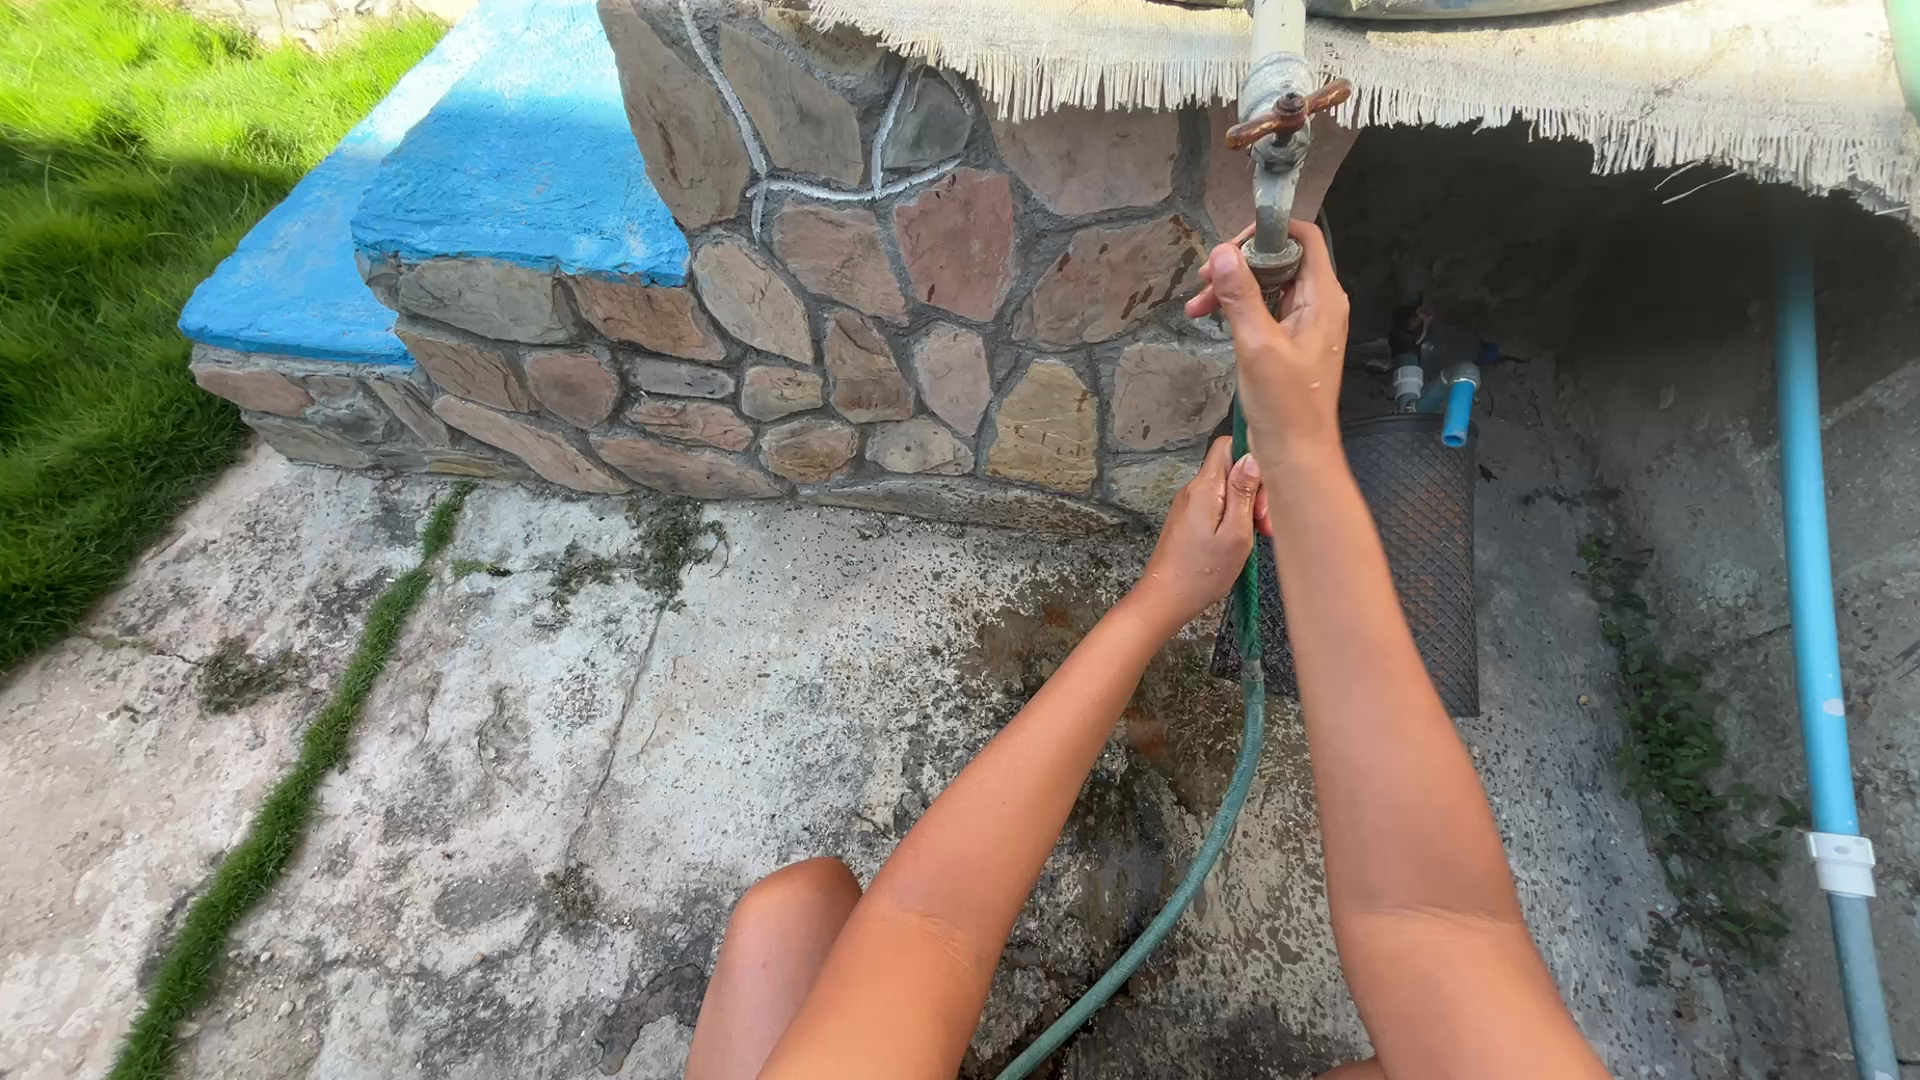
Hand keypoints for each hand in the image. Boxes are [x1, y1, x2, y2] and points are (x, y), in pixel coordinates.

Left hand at [1126, 436, 1265, 634]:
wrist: (1165, 598)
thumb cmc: (1202, 573)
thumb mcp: (1235, 533)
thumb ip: (1244, 493)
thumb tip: (1252, 457)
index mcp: (1205, 487)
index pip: (1228, 445)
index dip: (1253, 459)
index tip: (1265, 492)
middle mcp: (1193, 490)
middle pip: (1231, 469)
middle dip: (1255, 491)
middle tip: (1263, 524)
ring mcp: (1189, 505)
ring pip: (1226, 489)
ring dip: (1246, 508)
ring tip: (1254, 536)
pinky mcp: (1188, 519)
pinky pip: (1217, 505)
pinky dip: (1233, 518)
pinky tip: (1238, 540)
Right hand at [1185, 219, 1349, 462]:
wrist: (1294, 451)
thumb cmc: (1285, 404)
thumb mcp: (1257, 345)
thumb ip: (1240, 296)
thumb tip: (1222, 253)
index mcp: (1323, 298)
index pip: (1303, 238)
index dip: (1266, 234)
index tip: (1228, 249)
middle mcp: (1317, 305)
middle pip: (1279, 261)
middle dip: (1239, 266)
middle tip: (1203, 282)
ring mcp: (1303, 325)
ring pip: (1267, 287)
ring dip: (1232, 290)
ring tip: (1197, 308)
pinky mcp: (1288, 344)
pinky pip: (1263, 312)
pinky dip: (1237, 312)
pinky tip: (1213, 321)